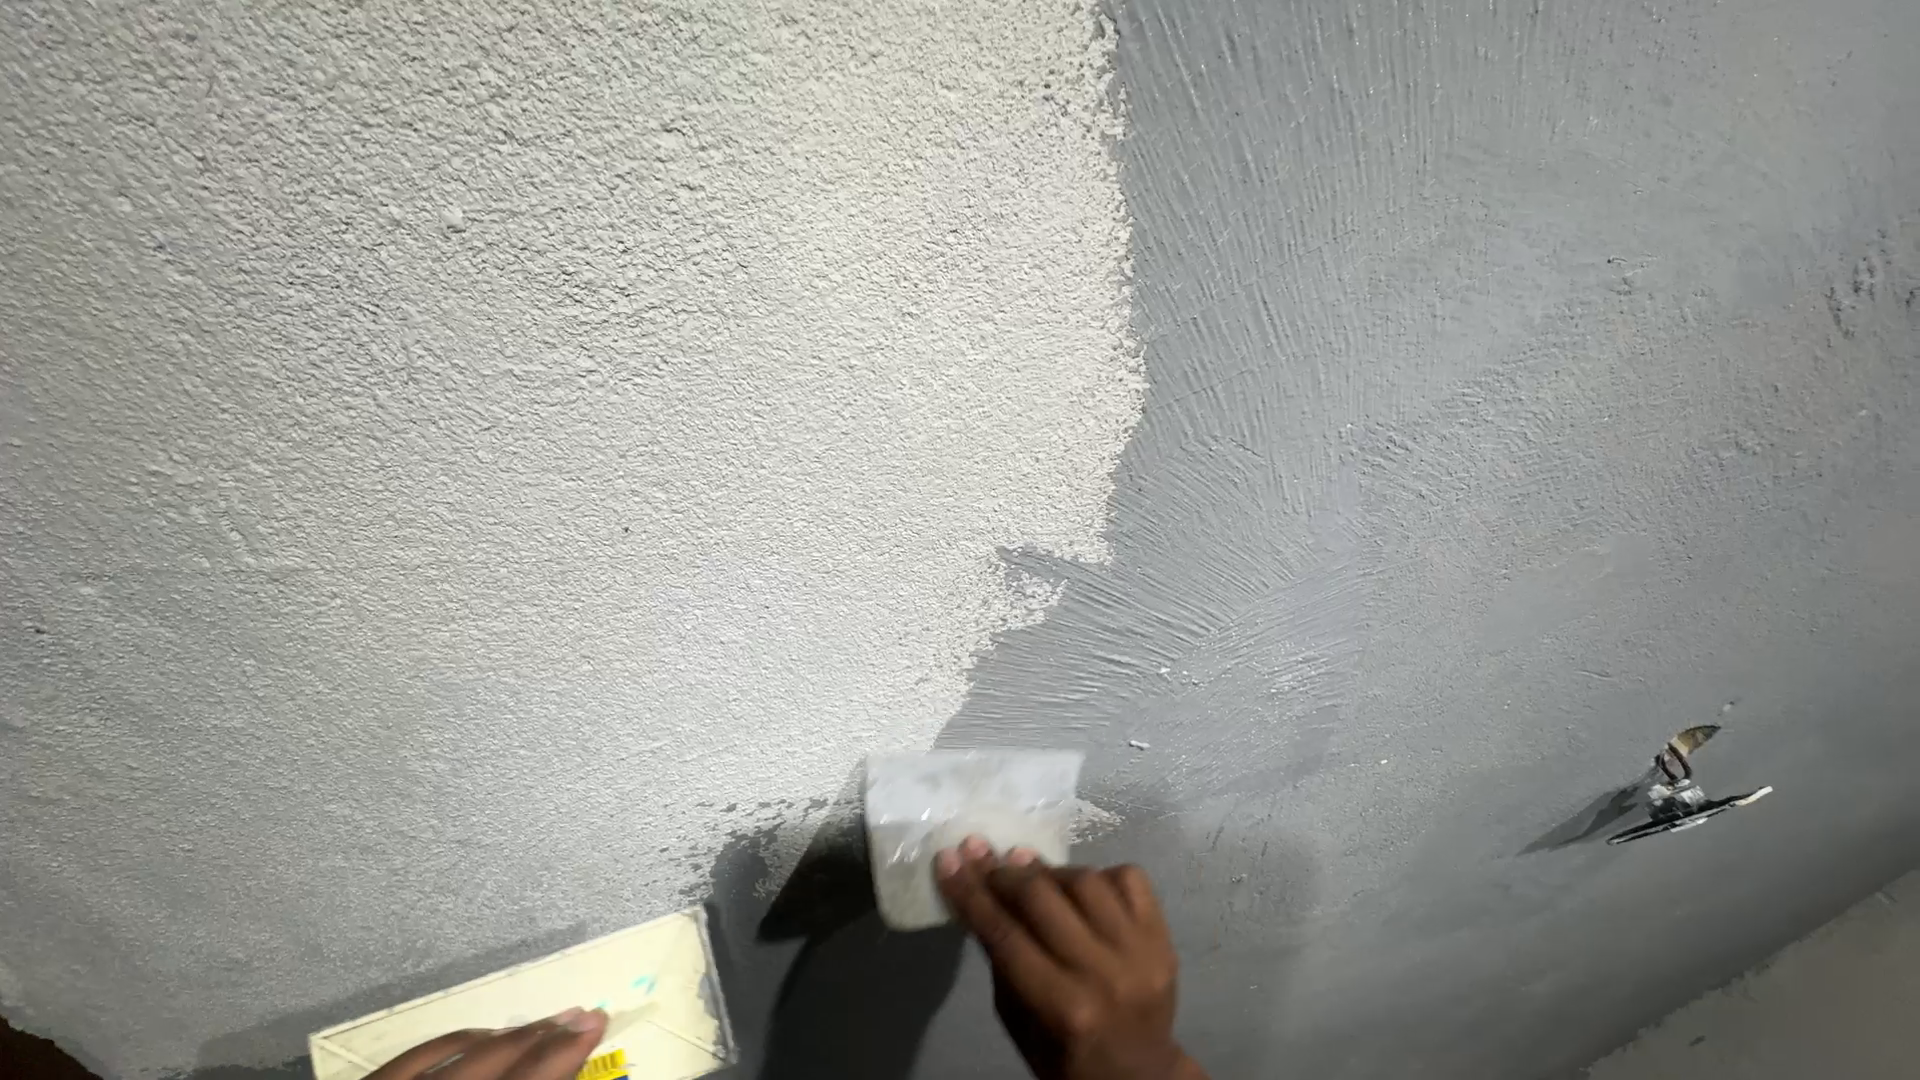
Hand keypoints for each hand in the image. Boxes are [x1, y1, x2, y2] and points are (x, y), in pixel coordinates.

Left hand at [364, 1008, 608, 1079]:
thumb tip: (568, 1067)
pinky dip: (456, 1042)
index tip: (597, 1023)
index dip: (561, 1053)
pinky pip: (414, 1056)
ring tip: (545, 1024)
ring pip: (455, 1050)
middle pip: (491, 1060)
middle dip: (543, 1035)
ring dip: (508, 1035)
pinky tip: (484, 1036)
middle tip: (585, 1015)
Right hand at [936, 837, 1208, 1079]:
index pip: (1005, 934)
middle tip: (984, 857)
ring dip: (1049, 871)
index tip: (948, 859)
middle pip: (1043, 898)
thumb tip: (982, 884)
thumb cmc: (1064, 1055)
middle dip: (1004, 872)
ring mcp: (1142, 952)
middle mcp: (1105, 974)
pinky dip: (1100, 873)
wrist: (1140, 1076)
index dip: (971, 892)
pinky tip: (1081, 886)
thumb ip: (1001, 956)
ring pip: (1084, 879)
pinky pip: (1129, 878)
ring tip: (1030, 875)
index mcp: (1064, 1008)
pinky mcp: (1164, 937)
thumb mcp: (1018, 1019)